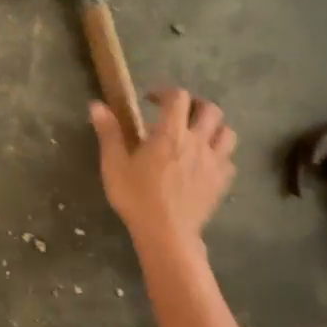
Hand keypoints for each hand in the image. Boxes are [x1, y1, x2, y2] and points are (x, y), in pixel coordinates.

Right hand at [91, 87, 237, 244]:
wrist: (167, 233)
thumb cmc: (136, 197)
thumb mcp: (114, 165)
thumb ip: (109, 133)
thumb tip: (97, 105)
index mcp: (170, 133)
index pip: (178, 97)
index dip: (165, 92)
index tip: (151, 100)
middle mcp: (197, 141)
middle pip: (210, 109)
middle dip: (194, 105)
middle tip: (179, 113)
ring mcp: (214, 161)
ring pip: (227, 132)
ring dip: (214, 127)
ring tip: (197, 135)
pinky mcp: (222, 181)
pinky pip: (229, 159)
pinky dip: (219, 154)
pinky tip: (205, 163)